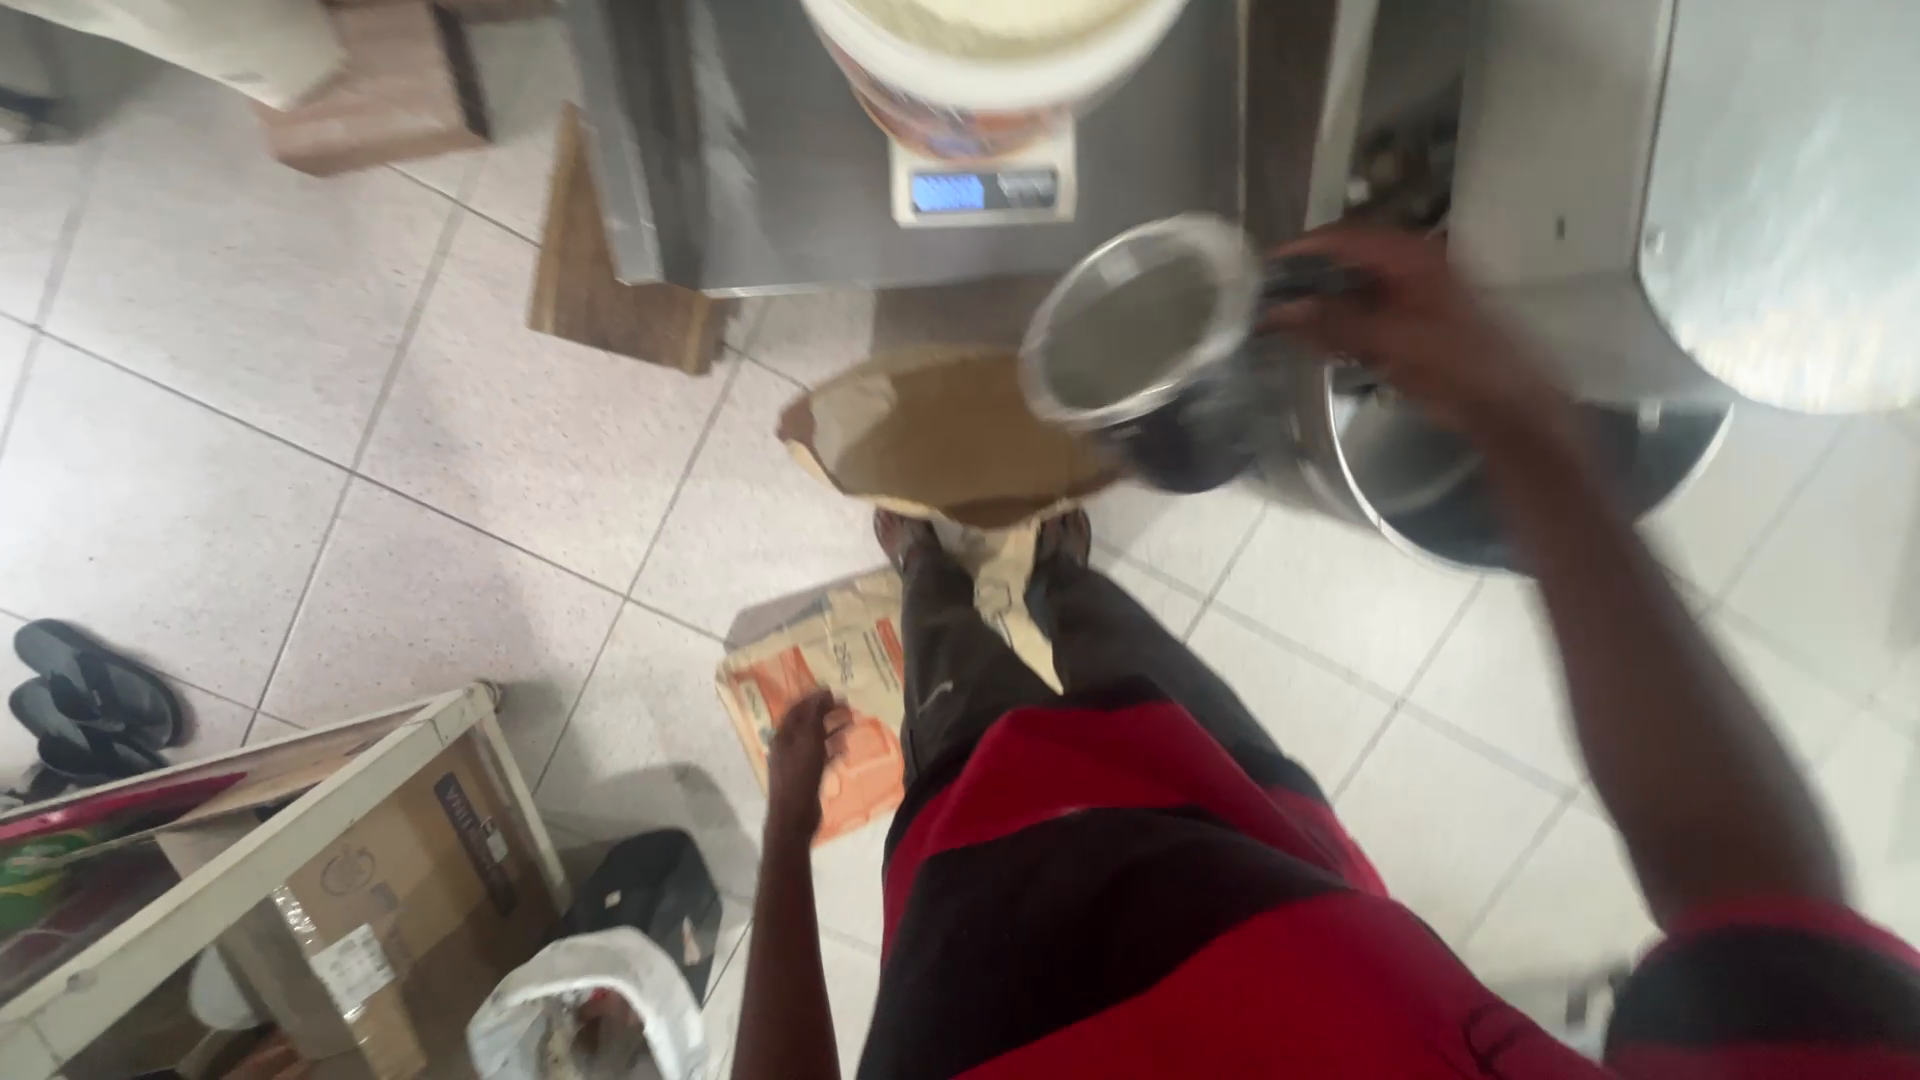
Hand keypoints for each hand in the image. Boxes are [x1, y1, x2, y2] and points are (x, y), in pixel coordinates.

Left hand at [765, 690, 849, 845]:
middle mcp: (788, 745)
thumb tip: (824, 692)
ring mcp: (797, 762)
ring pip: (816, 739)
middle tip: (848, 705)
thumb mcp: (809, 740)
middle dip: (827, 711)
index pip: (797, 707)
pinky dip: (833, 750)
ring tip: (853, 723)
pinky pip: (821, 757)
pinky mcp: (807, 777)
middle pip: (808, 722)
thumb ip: (816, 715)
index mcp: (783, 734)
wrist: (794, 817)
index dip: (814, 697)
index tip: (834, 690)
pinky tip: (845, 749)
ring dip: (833, 729)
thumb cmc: (800, 775)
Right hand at [1263, 227, 1577, 443]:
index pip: (1345, 237)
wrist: (1502, 404)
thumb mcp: (1393, 341)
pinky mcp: (1399, 326)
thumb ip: (1335, 324)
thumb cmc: (1460, 365)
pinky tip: (1311, 346)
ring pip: (1344, 294)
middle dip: (1302, 282)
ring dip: (1313, 310)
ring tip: (1277, 326)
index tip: (1262, 266)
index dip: (1302, 248)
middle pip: (1340, 264)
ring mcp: (1402, 298)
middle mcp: (1404, 270)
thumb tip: (1281, 309)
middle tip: (1262, 301)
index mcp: (1411, 258)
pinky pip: (1354, 320)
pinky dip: (1330, 331)